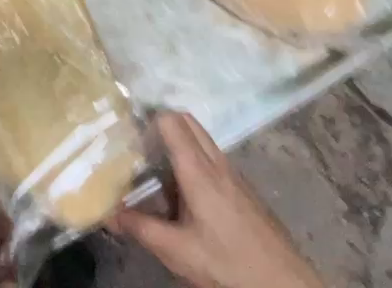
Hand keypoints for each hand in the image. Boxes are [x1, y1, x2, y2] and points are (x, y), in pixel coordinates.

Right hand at [108, 112, 325, 287]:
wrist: (284, 284)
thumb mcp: (178, 251)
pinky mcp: (244, 190)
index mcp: (199, 171)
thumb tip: (107, 213)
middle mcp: (218, 163)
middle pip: (188, 122)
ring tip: (157, 168)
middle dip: (163, 124)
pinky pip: (215, 158)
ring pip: (203, 140)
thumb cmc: (228, 263)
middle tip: (140, 146)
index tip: (128, 133)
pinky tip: (185, 193)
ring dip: (180, 142)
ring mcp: (235, 175)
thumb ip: (141, 229)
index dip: (148, 119)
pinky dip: (196, 160)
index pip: (171, 121)